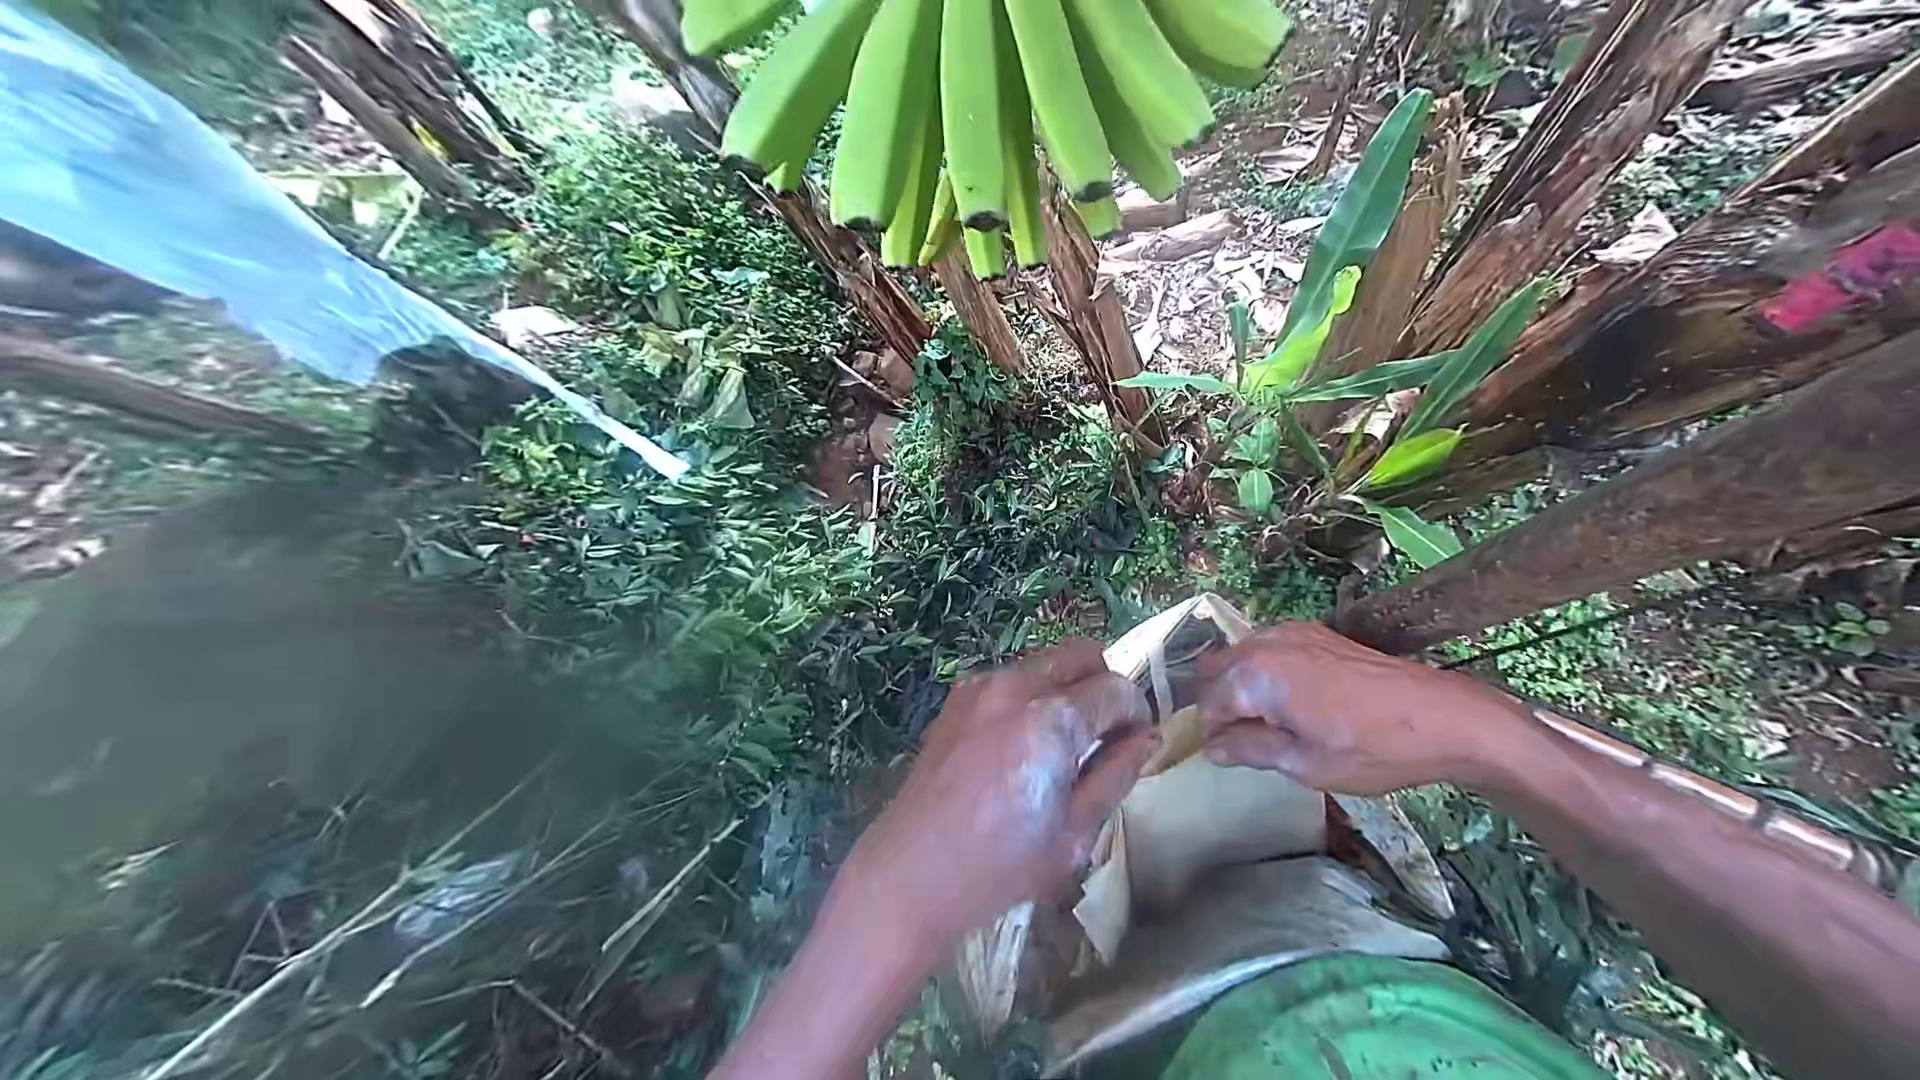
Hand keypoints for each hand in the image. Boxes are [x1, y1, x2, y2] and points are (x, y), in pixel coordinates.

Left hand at [845, 638, 1155, 945]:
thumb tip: (1148, 737)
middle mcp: (1015, 686)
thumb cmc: (999, 866)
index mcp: (1050, 720)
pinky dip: (1032, 695)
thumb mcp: (1074, 833)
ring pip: (1046, 662)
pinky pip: (1012, 678)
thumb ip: (1116, 774)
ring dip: (1067, 688)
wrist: (910, 871)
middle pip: (1082, 653)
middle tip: (1103, 736)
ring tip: (1061, 744)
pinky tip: (1021, 744)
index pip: (1116, 688)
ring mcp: (980, 686)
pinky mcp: (958, 696)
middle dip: (1104, 685)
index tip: (1134, 742)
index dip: (1136, 712)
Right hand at [1194, 621, 1534, 794]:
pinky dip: (1260, 670)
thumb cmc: (1372, 748)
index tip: (1226, 756)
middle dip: (1217, 703)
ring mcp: (1289, 632)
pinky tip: (1285, 697)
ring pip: (1237, 656)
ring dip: (1237, 685)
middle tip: (1240, 739)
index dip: (1212, 733)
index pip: (1209, 703)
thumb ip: (1250, 750)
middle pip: (1214, 671)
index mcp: (1256, 674)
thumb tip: (1212, 748)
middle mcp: (1264, 643)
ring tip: (1263, 721)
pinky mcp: (1312, 631)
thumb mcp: (1305, 764)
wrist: (1446, 717)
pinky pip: (1265, 647)